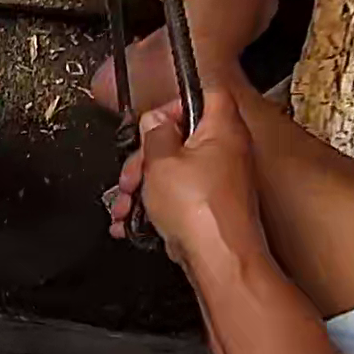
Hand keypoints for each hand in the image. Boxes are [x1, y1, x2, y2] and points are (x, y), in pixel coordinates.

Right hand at [108, 87, 266, 266]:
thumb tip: (153, 121)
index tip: (152, 120)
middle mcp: (226, 152)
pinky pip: (174, 195)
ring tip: (126, 202)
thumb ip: (154, 135)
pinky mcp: (208, 206)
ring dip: (142, 184)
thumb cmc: (201, 212)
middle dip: (145, 155)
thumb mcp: (160, 162)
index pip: (207, 94)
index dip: (176, 102)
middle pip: (179, 137)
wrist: (219, 259)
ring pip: (171, 169)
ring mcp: (219, 180)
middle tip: (133, 171)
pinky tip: (132, 219)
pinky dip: (152, 204)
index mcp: (222, 130)